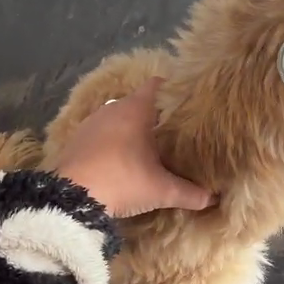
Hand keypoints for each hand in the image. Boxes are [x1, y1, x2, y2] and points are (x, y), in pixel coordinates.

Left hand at [52, 77, 213, 217]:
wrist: (70, 197)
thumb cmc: (122, 181)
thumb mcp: (162, 191)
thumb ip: (190, 193)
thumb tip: (213, 199)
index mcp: (136, 109)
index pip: (159, 85)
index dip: (175, 91)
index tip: (189, 104)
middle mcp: (113, 108)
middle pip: (140, 103)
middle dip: (157, 117)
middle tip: (176, 133)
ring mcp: (91, 122)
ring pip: (119, 119)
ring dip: (132, 131)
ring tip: (149, 148)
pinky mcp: (77, 140)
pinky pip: (102, 134)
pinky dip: (113, 143)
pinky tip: (121, 162)